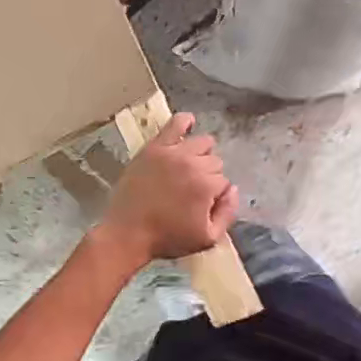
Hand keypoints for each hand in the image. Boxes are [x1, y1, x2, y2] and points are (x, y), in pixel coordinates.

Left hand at [97, 113, 237, 264]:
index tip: (202, 205)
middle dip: (209, 176)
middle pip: (214, 162)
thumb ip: (228, 213)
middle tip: (192, 191)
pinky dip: (185, 121)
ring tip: (190, 168)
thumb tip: (233, 190)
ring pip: (202, 142)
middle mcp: (192, 164)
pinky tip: (189, 123)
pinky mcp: (153, 148)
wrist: (127, 233)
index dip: (215, 195)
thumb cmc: (167, 238)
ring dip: (201, 154)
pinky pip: (175, 124)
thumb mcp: (207, 238)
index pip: (224, 182)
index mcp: (207, 186)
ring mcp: (172, 153)